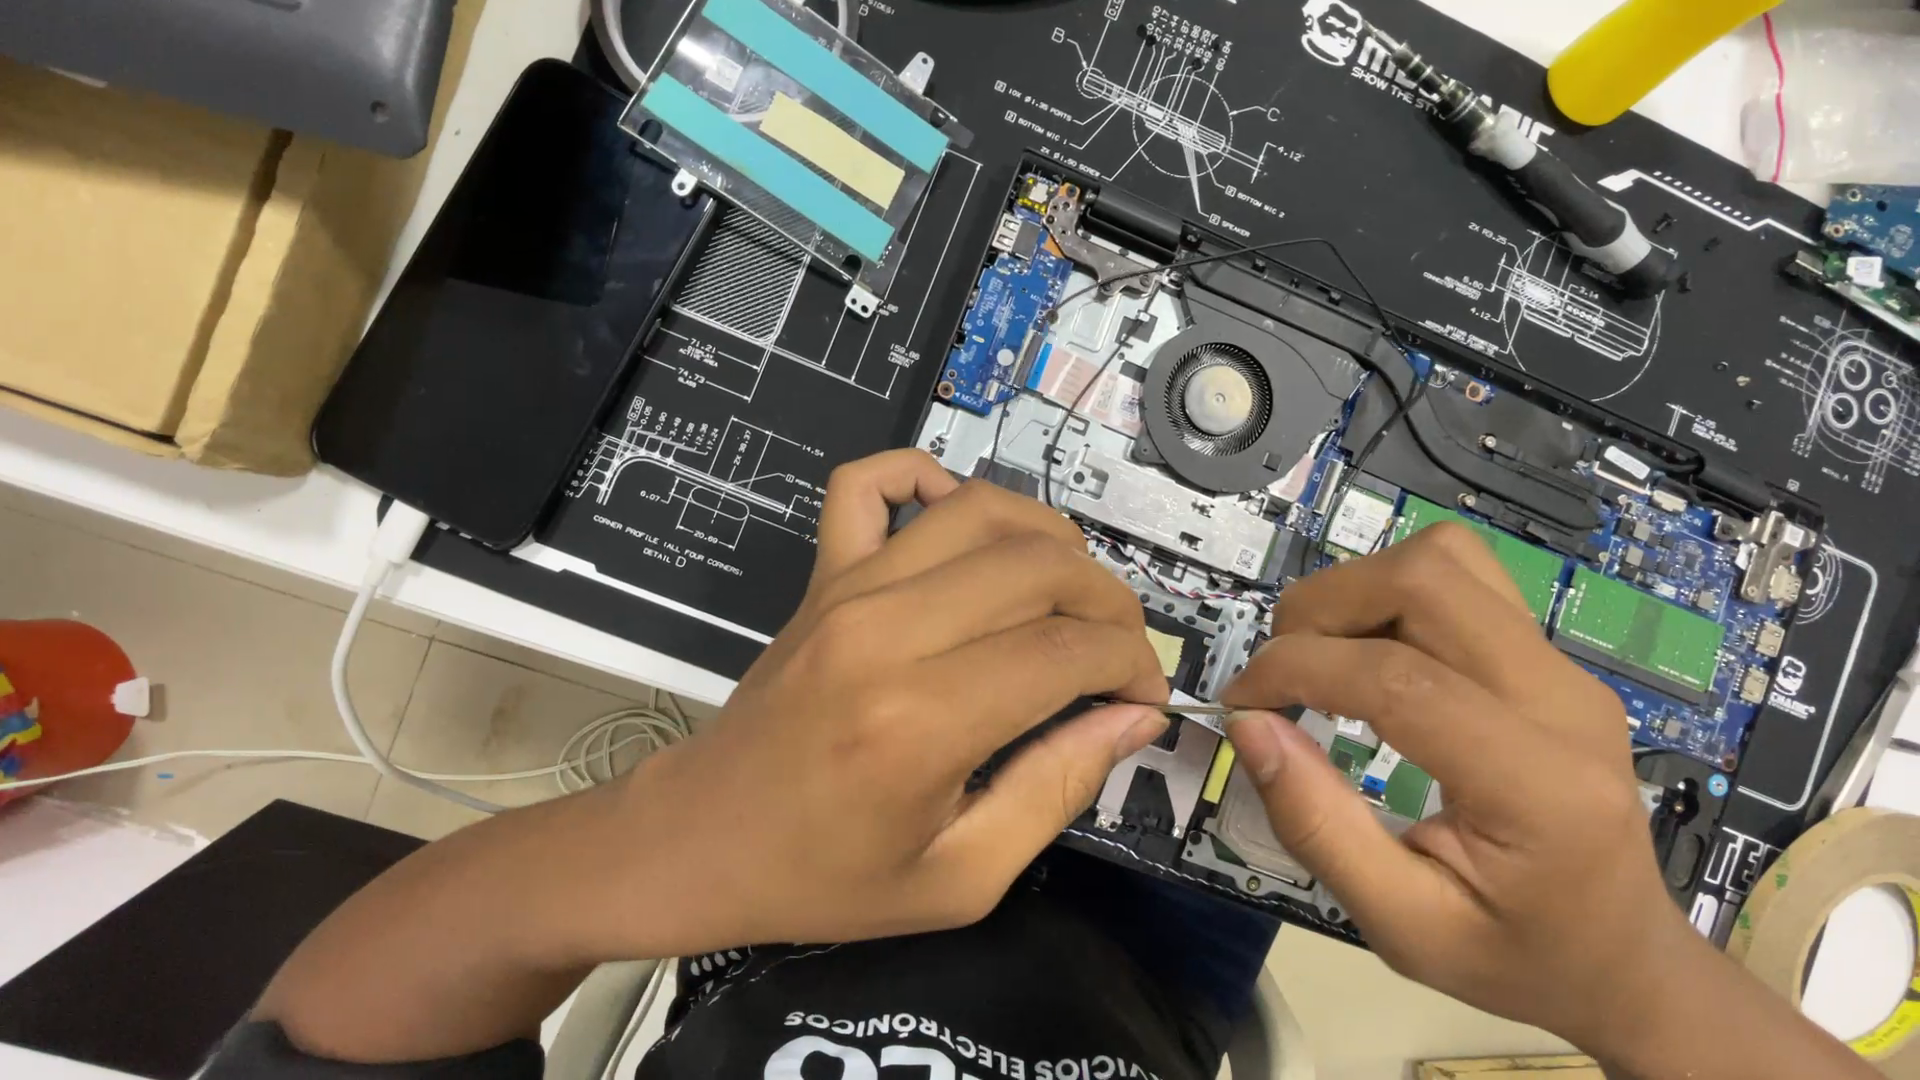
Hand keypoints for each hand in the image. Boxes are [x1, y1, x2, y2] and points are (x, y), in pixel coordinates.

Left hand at [628, 449, 1170, 949]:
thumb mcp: (960, 877)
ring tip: (1068, 593)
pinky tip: (958, 517)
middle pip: (1040, 567)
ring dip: (1050, 540)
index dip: (1131, 666)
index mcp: (921, 721)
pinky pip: (867, 484)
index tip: (1143, 698)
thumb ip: (1056, 791)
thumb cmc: (827, 876)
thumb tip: (1132, 718)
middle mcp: (887, 632)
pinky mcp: (820, 575)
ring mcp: (846, 589)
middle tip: (1117, 653)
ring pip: (980, 512)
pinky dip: (922, 475)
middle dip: (1110, 603)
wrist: (702, 839)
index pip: (1068, 649)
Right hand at [1219, 524, 1686, 1051]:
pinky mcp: (1547, 656)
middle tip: (1281, 671)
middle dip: (1322, 608)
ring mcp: (1562, 668)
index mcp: (1536, 784)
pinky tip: (1369, 652)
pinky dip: (1390, 594)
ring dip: (1357, 590)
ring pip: (1444, 559)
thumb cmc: (1513, 954)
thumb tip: (1248, 725)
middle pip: (1426, 581)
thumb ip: (1318, 826)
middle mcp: (1562, 701)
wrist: (1623, 957)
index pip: (1398, 678)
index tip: (1241, 703)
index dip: (1296, 670)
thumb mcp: (1401, 925)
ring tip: (1323, 655)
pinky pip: (1460, 578)